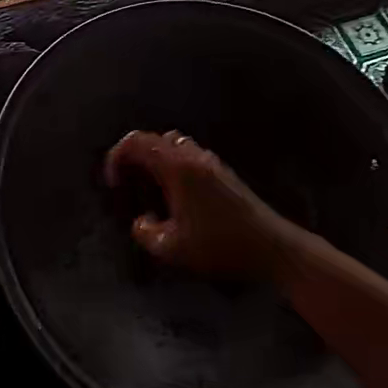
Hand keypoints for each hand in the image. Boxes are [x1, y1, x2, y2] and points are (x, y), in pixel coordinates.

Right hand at [104, 130, 302, 280]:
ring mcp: (211, 163)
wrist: (274, 249)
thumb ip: (145, 233)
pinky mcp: (223, 173)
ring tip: (149, 183)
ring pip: (173, 143)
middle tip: (126, 179)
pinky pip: (188, 154)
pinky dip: (172, 162)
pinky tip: (175, 192)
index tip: (113, 182)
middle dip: (132, 154)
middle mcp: (192, 158)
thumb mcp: (172, 248)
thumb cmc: (220, 246)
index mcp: (176, 168)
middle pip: (153, 138)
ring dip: (154, 155)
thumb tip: (140, 221)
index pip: (136, 143)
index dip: (116, 157)